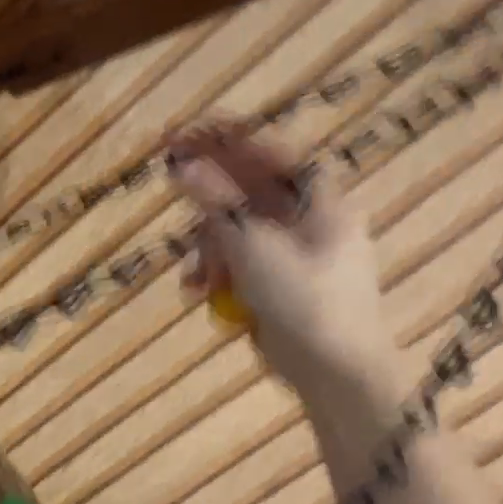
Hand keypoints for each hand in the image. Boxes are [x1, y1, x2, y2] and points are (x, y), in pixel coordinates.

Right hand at [165, 124, 397, 398]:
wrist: (336, 373)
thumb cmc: (304, 299)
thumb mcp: (251, 243)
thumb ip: (214, 199)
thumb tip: (180, 163)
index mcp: (320, 203)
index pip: (273, 151)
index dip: (228, 135)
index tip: (183, 130)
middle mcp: (308, 219)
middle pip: (247, 185)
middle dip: (206, 189)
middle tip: (167, 169)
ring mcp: (292, 249)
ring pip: (233, 222)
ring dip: (205, 241)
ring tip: (195, 268)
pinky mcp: (275, 276)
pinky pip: (234, 254)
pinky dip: (213, 266)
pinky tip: (198, 286)